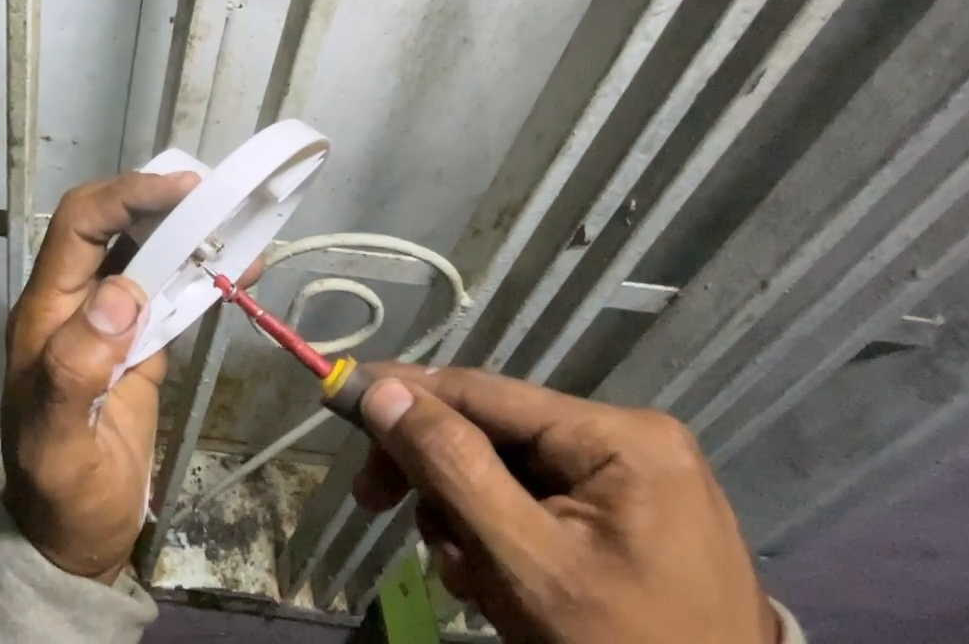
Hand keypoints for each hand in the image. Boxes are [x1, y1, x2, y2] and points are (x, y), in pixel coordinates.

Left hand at [1, 171, 197, 580]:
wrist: (72, 542)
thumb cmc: (60, 495)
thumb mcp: (59, 443)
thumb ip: (75, 368)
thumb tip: (119, 293)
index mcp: (44, 313)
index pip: (79, 226)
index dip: (126, 197)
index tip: (183, 190)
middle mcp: (72, 303)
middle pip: (111, 226)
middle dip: (162, 203)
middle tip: (221, 200)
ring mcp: (106, 322)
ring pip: (143, 254)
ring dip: (188, 236)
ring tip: (241, 230)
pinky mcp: (135, 343)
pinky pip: (167, 294)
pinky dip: (201, 276)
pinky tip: (237, 271)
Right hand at [353, 363, 778, 643]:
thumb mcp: (524, 563)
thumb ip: (451, 467)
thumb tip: (381, 390)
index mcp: (618, 436)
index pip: (478, 391)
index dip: (401, 394)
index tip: (338, 403)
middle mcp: (628, 437)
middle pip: (488, 429)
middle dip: (433, 475)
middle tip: (375, 505)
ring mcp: (631, 475)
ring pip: (502, 466)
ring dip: (462, 513)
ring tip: (466, 575)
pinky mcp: (626, 511)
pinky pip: (532, 497)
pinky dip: (496, 531)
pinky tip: (495, 578)